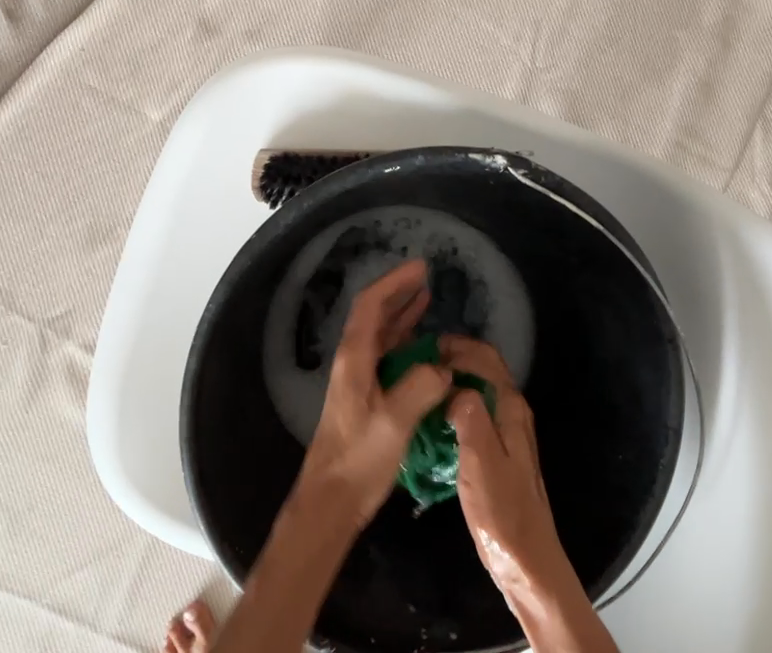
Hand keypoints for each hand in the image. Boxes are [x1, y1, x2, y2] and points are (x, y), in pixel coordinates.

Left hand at [295, 259, 452, 528]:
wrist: (329, 504)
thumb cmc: (358, 461)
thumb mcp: (394, 423)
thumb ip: (421, 387)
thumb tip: (442, 368)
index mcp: (354, 360)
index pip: (371, 307)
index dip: (395, 283)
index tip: (421, 268)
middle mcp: (352, 364)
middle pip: (373, 316)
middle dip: (399, 293)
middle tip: (427, 278)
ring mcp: (357, 382)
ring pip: (380, 337)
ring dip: (402, 317)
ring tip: (427, 301)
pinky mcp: (364, 401)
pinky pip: (386, 359)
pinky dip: (405, 344)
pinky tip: (423, 350)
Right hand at [440, 337, 578, 603]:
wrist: (525, 558)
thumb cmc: (502, 511)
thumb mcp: (481, 460)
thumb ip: (469, 415)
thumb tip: (452, 385)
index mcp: (509, 407)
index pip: (483, 357)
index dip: (452, 349)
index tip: (417, 354)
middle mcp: (511, 411)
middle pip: (482, 368)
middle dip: (450, 359)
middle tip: (412, 366)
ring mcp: (506, 432)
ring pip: (477, 390)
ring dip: (450, 382)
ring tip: (416, 388)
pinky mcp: (496, 451)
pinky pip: (474, 414)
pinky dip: (453, 406)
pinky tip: (430, 420)